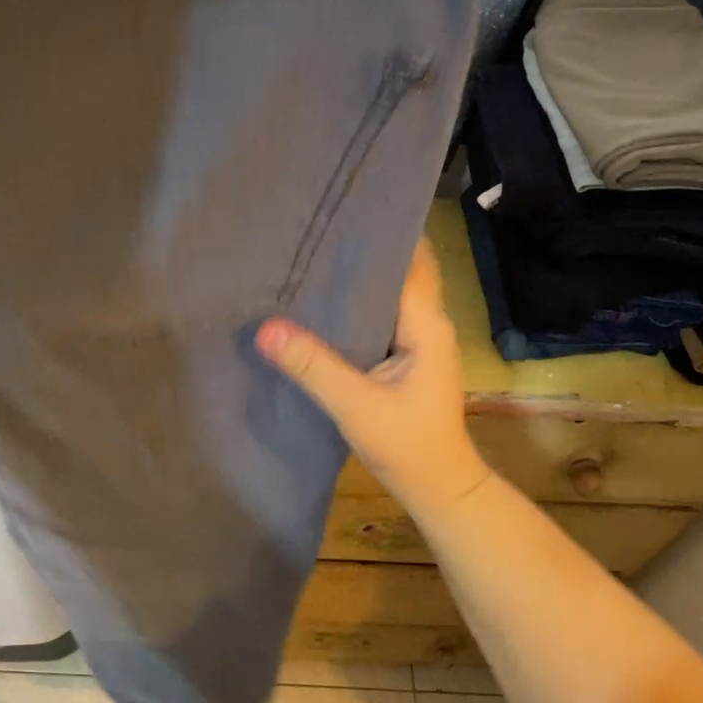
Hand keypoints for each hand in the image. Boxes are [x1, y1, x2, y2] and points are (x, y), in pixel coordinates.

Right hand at [257, 240, 492, 513]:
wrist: (438, 488)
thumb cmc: (407, 445)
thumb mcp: (355, 406)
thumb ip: (312, 366)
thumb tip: (264, 328)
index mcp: (426, 324)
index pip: (407, 260)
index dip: (378, 235)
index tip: (340, 214)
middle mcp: (427, 323)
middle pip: (397, 272)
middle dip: (362, 254)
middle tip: (314, 233)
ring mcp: (419, 341)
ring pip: (388, 295)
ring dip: (358, 282)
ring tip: (312, 260)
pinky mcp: (406, 359)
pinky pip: (381, 319)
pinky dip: (356, 308)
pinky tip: (322, 307)